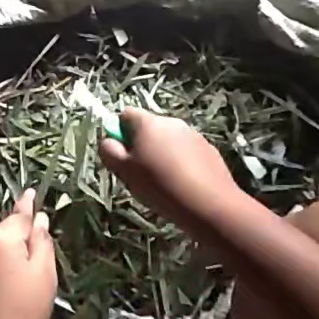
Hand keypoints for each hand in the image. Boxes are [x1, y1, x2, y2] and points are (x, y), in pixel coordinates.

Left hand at [0, 188, 55, 318]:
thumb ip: (41, 243)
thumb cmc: (23, 314)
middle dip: (13, 239)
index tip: (32, 193)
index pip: (18, 215)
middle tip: (31, 256)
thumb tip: (39, 219)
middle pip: (0, 234)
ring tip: (13, 280)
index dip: (28, 205)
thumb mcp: (44, 276)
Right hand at [97, 109, 240, 230]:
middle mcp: (171, 122)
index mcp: (148, 123)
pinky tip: (182, 185)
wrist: (209, 204)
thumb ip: (109, 151)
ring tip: (163, 182)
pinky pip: (186, 152)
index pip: (125, 114)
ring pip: (168, 140)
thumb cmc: (160, 186)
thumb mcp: (124, 171)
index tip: (123, 156)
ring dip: (162, 155)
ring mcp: (193, 134)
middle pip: (148, 128)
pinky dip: (180, 163)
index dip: (119, 133)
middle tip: (140, 173)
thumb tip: (108, 140)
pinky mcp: (209, 150)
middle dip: (141, 146)